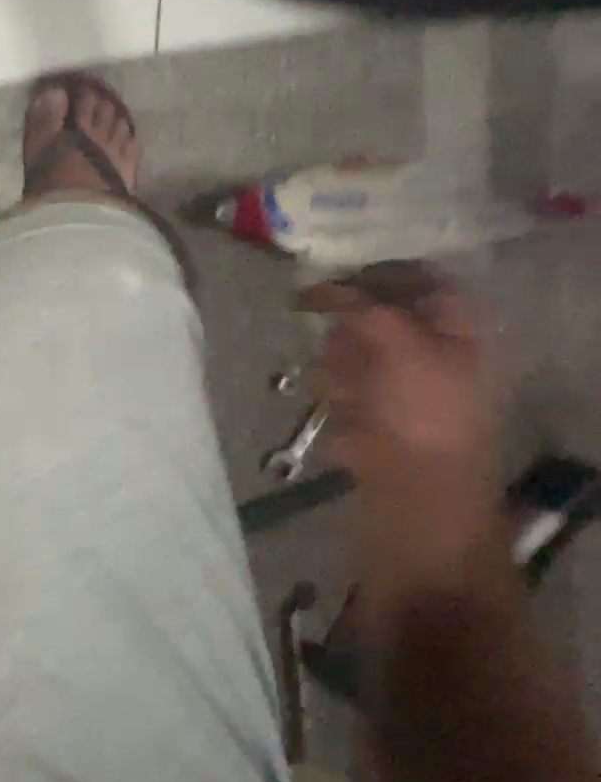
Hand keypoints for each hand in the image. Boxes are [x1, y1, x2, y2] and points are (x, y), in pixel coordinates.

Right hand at [297, 264, 505, 584]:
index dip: (380, 274)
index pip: (423, 283)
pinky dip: (330, 391)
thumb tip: (324, 285)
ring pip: (350, 349)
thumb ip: (368, 312)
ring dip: (336, 361)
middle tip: (337, 341)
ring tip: (340, 388)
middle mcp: (430, 356)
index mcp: (457, 338)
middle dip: (349, 324)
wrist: (416, 506)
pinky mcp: (367, 415)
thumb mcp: (405, 355)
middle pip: (378, 315)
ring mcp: (398, 387)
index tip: (330, 276)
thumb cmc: (423, 425)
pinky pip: (336, 384)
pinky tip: (337, 412)